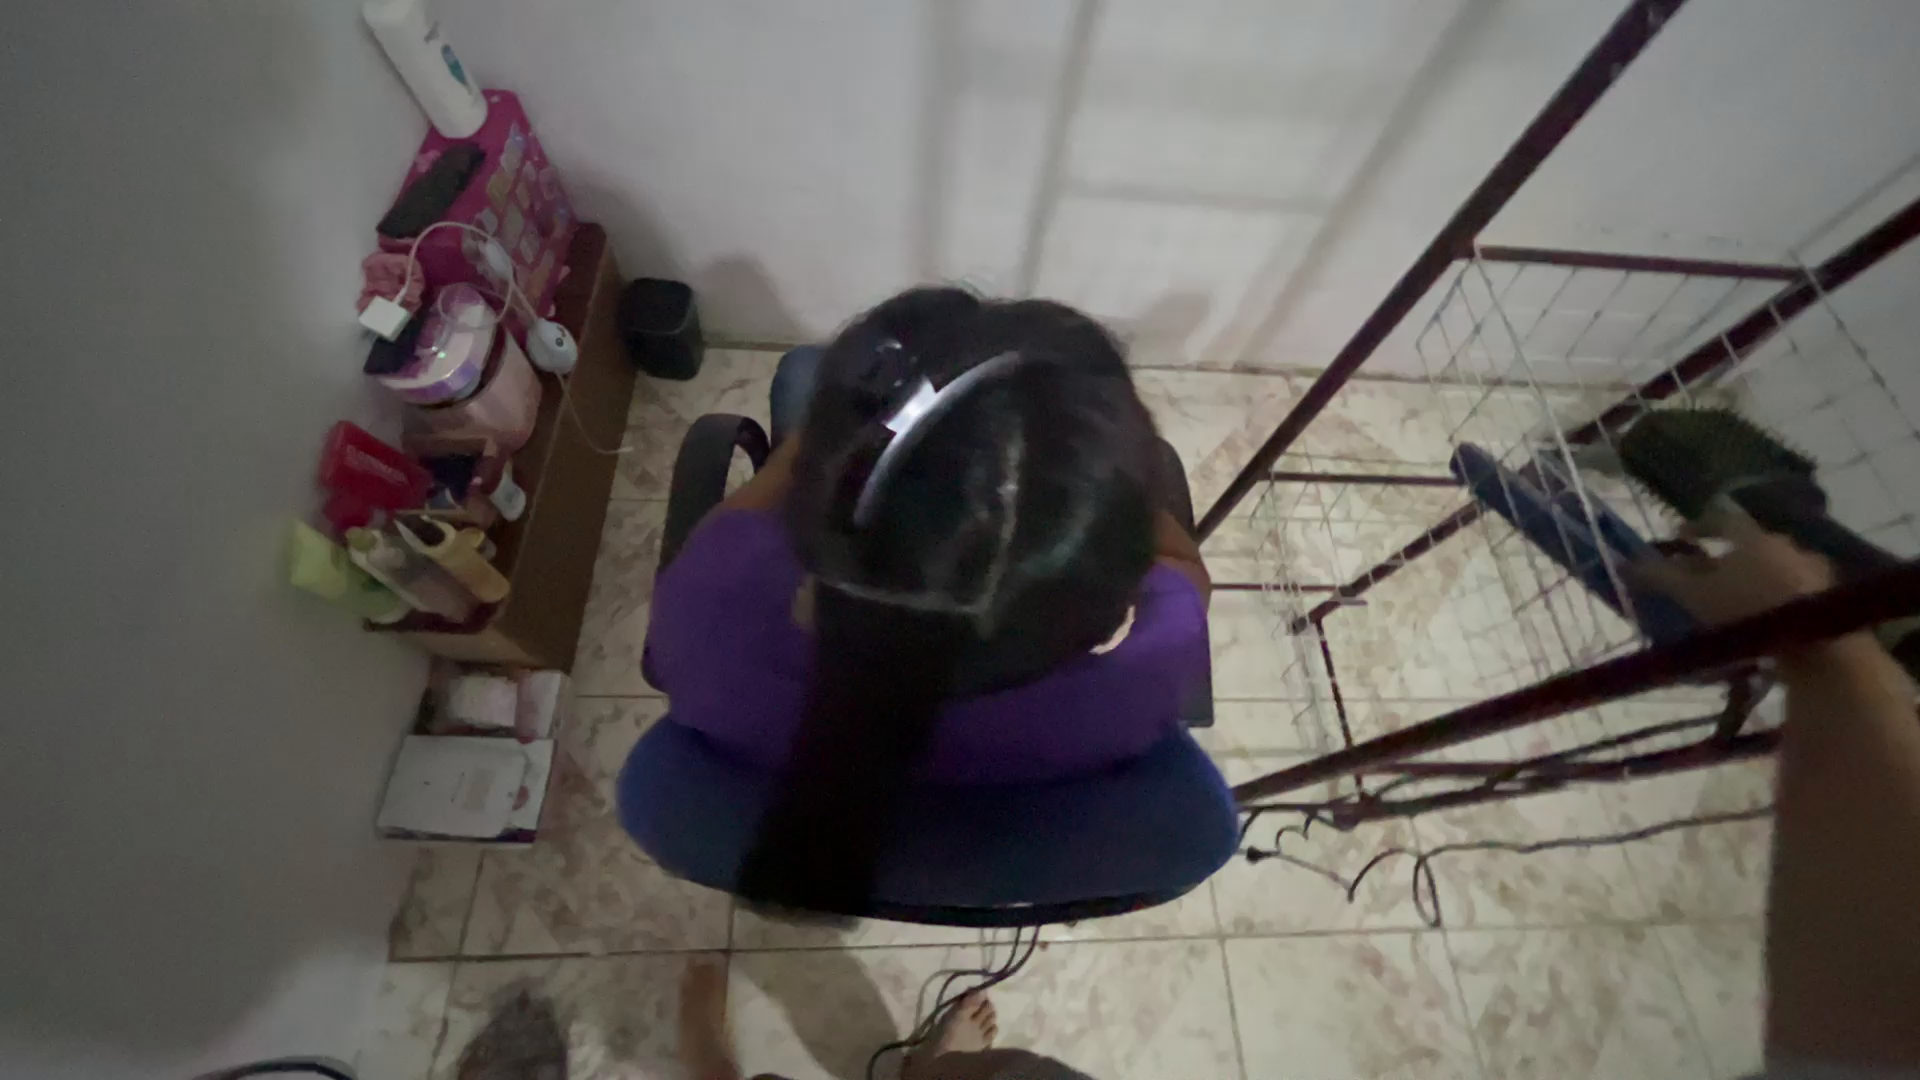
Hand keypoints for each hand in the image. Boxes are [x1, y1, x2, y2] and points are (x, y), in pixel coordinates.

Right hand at [1629, 497, 1833, 627]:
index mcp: (1752, 538)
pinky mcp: (1828, 599)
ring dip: (1746, 578)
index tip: (1678, 537)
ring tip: (1725, 599)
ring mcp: (1812, 572)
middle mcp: (1786, 547)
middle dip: (1720, 558)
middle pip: (1746, 545)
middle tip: (1698, 574)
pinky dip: (1768, 596)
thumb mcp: (1689, 593)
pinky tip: (1754, 614)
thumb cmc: (1744, 609)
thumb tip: (1621, 562)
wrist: (1817, 648)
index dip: (1696, 526)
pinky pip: (1789, 589)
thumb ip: (1655, 575)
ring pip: (1769, 568)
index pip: (1721, 519)